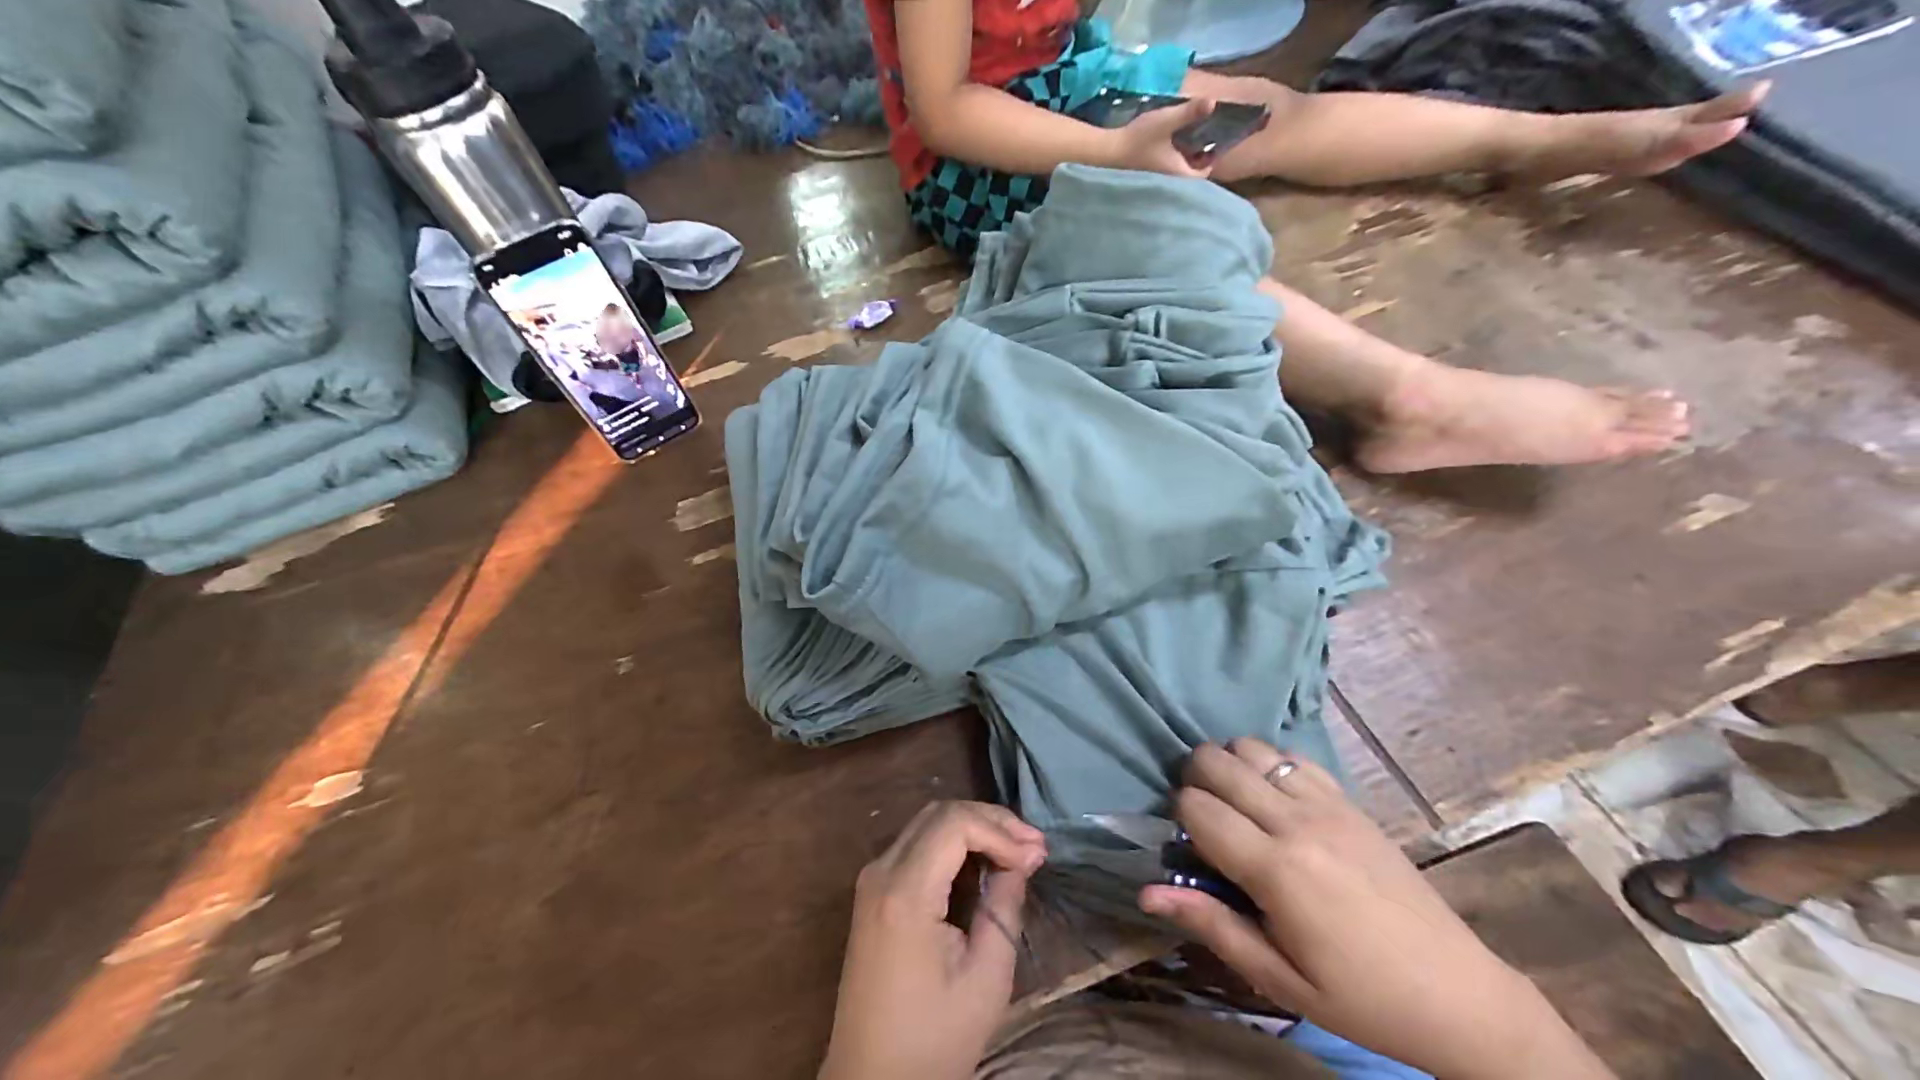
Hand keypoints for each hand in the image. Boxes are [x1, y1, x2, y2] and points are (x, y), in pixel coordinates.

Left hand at [820, 801, 1046, 1079]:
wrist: (874, 1079)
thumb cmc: (935, 1036)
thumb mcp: (986, 977)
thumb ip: (1004, 906)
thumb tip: (1023, 857)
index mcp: (904, 892)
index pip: (954, 823)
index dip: (1000, 830)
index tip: (1035, 857)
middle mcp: (881, 872)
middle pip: (939, 813)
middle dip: (991, 822)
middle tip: (1033, 846)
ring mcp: (872, 879)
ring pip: (927, 823)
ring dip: (973, 828)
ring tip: (1017, 850)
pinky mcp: (873, 891)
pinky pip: (916, 844)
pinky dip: (953, 844)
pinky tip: (984, 861)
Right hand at [1107, 97, 1215, 177]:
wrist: (1109, 150)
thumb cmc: (1139, 139)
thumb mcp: (1167, 122)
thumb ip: (1190, 112)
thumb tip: (1213, 101)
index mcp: (1178, 171)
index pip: (1202, 174)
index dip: (1211, 162)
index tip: (1216, 145)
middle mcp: (1170, 176)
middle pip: (1191, 171)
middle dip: (1200, 157)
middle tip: (1206, 136)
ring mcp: (1158, 173)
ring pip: (1179, 166)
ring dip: (1186, 153)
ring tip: (1192, 134)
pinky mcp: (1149, 166)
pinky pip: (1168, 162)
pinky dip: (1174, 152)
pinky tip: (1172, 138)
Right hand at [1140, 740, 1612, 1079]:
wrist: (1457, 993)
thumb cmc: (1359, 997)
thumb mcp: (1278, 978)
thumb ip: (1210, 925)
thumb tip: (1145, 892)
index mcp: (1276, 869)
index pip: (1197, 807)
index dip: (1178, 816)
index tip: (1186, 843)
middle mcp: (1298, 822)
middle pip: (1218, 762)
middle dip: (1194, 779)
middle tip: (1201, 816)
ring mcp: (1328, 805)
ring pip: (1252, 747)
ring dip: (1230, 766)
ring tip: (1233, 803)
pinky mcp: (1350, 802)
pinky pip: (1294, 757)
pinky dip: (1269, 764)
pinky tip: (1273, 797)